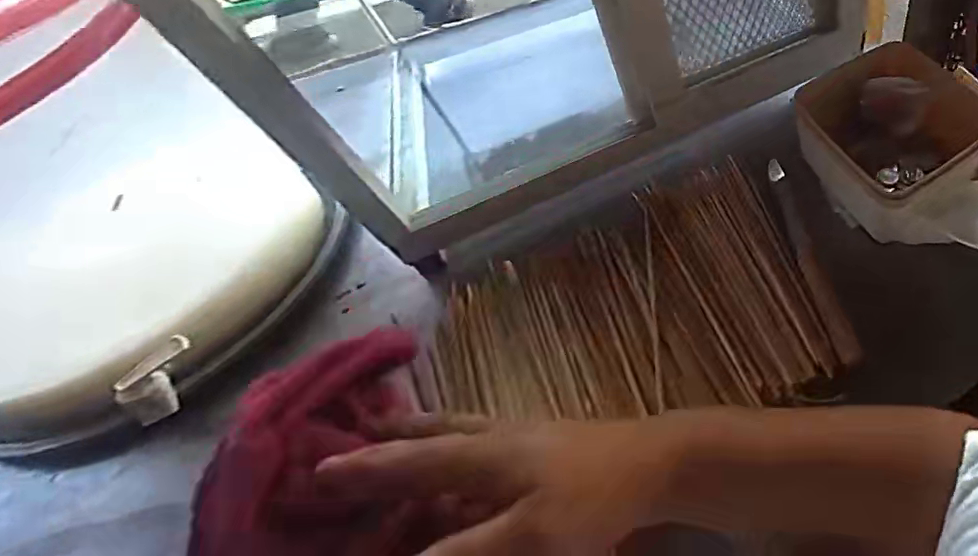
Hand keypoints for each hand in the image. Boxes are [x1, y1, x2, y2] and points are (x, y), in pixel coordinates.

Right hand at [317, 413, 683, 555]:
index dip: (366, 468)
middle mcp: (504, 438)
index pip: (415, 461)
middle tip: (358, 433)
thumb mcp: (526, 535)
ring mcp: (529, 440)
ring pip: (464, 436)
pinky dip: (460, 454)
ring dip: (427, 441)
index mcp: (491, 453)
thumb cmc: (595, 496)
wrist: (660, 463)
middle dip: (397, 436)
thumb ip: (461, 551)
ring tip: (398, 443)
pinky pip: (488, 446)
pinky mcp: (547, 451)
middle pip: (440, 433)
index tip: (316, 467)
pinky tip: (461, 466)